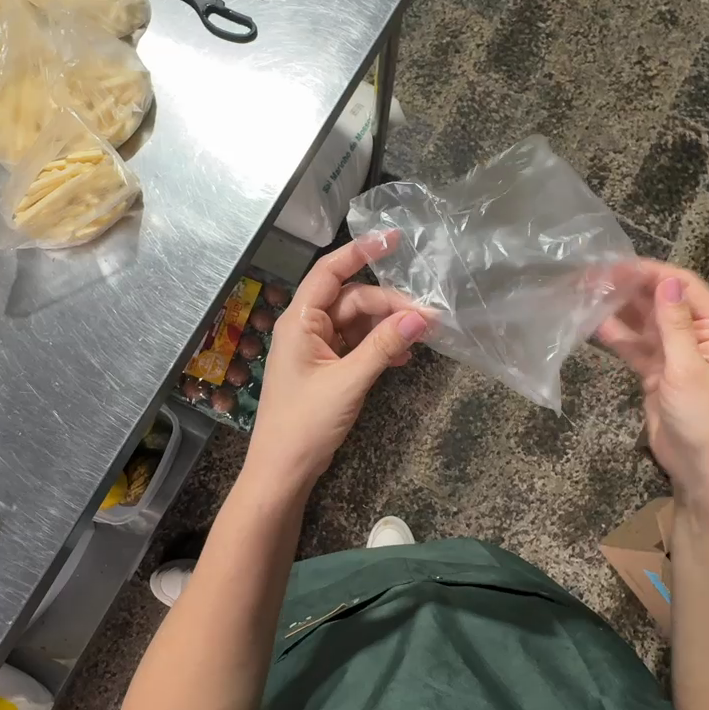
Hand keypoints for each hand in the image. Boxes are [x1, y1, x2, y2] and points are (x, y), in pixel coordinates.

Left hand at [248, 231, 427, 486]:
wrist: (282, 471)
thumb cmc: (305, 424)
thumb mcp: (348, 382)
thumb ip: (384, 346)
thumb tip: (422, 316)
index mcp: (299, 321)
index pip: (330, 271)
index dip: (362, 251)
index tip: (395, 238)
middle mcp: (306, 327)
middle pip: (353, 299)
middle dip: (389, 305)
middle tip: (427, 318)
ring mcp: (316, 348)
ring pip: (358, 323)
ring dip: (387, 328)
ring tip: (420, 339)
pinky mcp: (326, 368)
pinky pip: (357, 345)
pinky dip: (379, 348)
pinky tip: (402, 359)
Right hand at [596, 262, 708, 499]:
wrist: (702, 470)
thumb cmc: (704, 420)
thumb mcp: (688, 370)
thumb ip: (675, 326)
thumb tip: (666, 281)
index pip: (684, 287)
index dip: (652, 273)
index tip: (617, 266)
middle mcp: (696, 337)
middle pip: (662, 301)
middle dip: (630, 288)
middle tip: (591, 279)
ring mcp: (674, 356)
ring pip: (644, 323)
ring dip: (619, 310)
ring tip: (586, 296)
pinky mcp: (655, 374)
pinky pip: (634, 347)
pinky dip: (615, 337)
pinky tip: (592, 326)